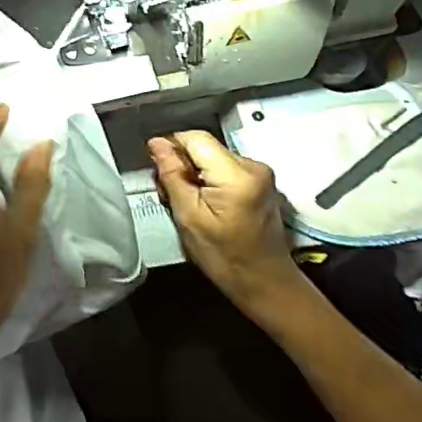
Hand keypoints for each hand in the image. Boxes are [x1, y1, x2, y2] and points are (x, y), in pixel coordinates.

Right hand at [148, 132, 309, 321]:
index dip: (171, 146)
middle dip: (183, 162)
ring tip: (187, 200)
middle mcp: (253, 165)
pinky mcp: (261, 181)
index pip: (196, 138)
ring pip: (214, 156)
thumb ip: (172, 175)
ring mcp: (260, 173)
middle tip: (169, 190)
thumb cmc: (225, 258)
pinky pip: (226, 167)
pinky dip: (211, 179)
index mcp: (237, 174)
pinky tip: (205, 202)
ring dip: (196, 171)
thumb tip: (158, 144)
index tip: (156, 164)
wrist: (265, 282)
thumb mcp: (189, 217)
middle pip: (206, 147)